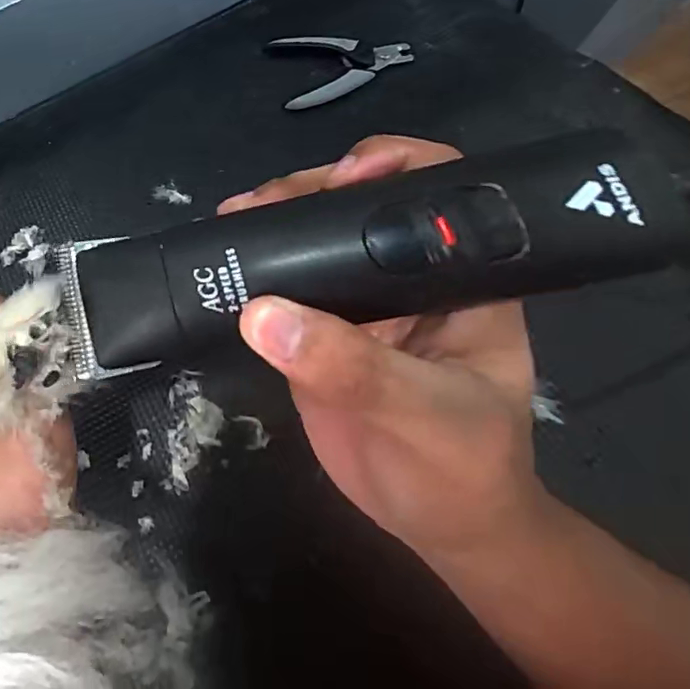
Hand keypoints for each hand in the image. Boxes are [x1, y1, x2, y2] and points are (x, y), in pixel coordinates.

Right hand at [221, 136, 546, 559]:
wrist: (440, 526)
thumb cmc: (463, 469)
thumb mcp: (423, 415)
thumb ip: (352, 368)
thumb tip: (263, 315)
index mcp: (461, 276)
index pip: (439, 189)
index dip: (396, 163)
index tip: (344, 177)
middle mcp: (412, 273)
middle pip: (365, 201)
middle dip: (315, 188)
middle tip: (266, 200)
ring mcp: (364, 298)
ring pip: (319, 236)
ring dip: (278, 218)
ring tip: (237, 215)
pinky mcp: (324, 326)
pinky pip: (287, 283)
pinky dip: (256, 266)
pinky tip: (226, 258)